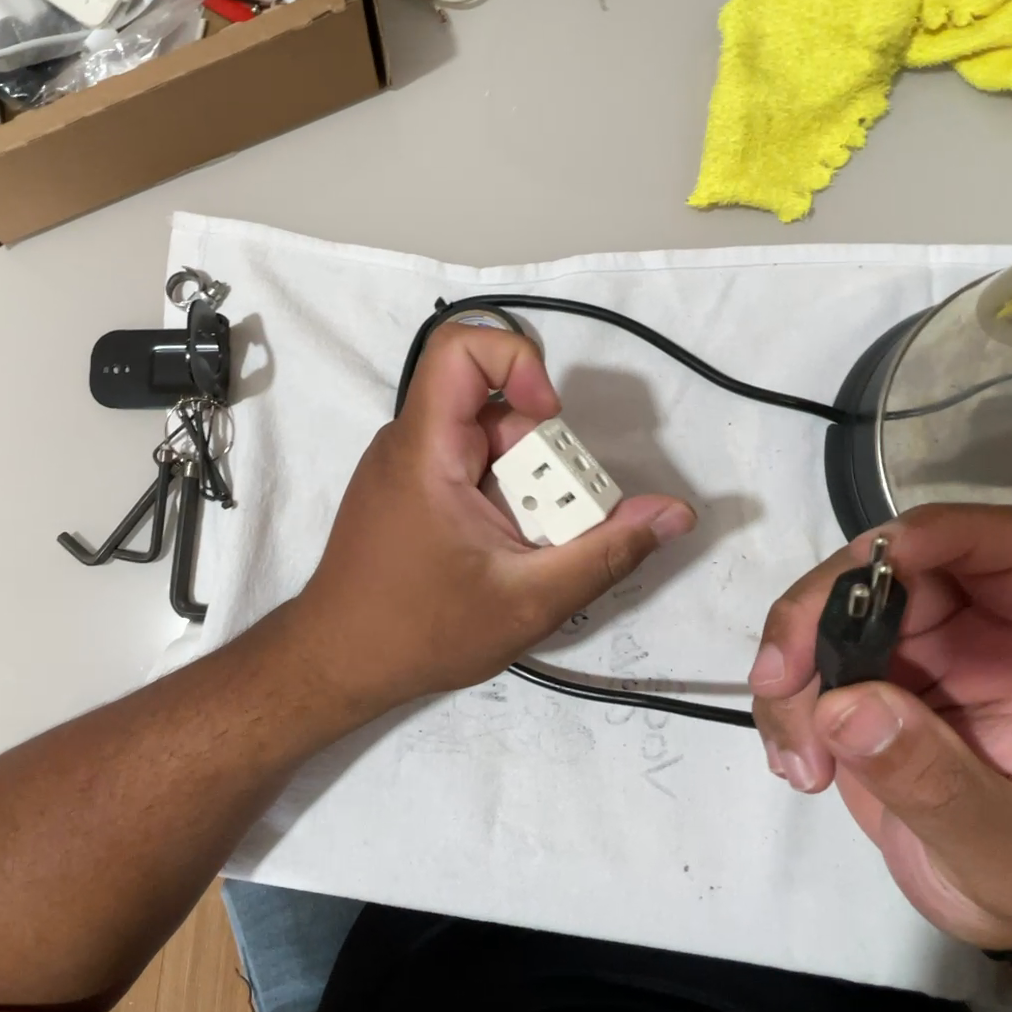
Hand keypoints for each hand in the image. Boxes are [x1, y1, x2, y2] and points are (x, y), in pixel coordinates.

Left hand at [291, 322, 696, 708]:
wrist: (337, 662)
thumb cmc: (421, 632)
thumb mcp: (528, 601)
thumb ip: (605, 553)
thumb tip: (674, 513)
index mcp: (426, 450)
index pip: (460, 348)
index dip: (517, 361)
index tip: (550, 420)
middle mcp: (410, 444)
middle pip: (491, 409)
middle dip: (541, 458)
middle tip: (556, 524)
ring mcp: (404, 469)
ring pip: (483, 445)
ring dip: (523, 488)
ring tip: (530, 551)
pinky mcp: (406, 493)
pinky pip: (465, 470)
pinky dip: (499, 501)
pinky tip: (504, 554)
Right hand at [751, 505, 1011, 950]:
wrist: (997, 907)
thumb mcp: (1011, 855)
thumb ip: (938, 785)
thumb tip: (844, 707)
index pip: (1007, 548)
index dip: (945, 532)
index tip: (873, 563)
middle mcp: (965, 635)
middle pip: (882, 570)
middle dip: (816, 612)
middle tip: (779, 681)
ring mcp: (901, 655)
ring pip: (821, 613)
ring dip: (787, 675)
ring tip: (801, 763)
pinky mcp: (849, 683)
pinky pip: (794, 663)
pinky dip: (777, 707)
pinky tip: (796, 767)